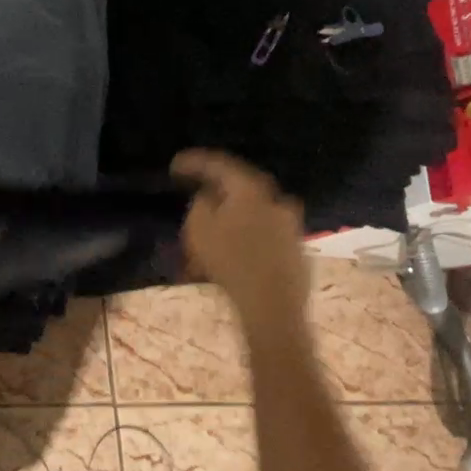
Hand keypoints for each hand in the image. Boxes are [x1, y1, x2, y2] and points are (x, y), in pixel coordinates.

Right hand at [170, 150, 309, 332]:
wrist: (273, 307)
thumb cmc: (230, 262)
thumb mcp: (198, 228)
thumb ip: (201, 204)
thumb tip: (209, 196)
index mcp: (251, 190)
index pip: (219, 165)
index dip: (194, 163)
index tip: (175, 165)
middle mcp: (276, 200)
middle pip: (241, 187)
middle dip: (218, 190)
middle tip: (197, 192)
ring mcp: (290, 225)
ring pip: (253, 212)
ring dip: (232, 216)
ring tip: (211, 228)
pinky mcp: (296, 249)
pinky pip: (263, 232)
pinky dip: (245, 234)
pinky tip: (230, 249)